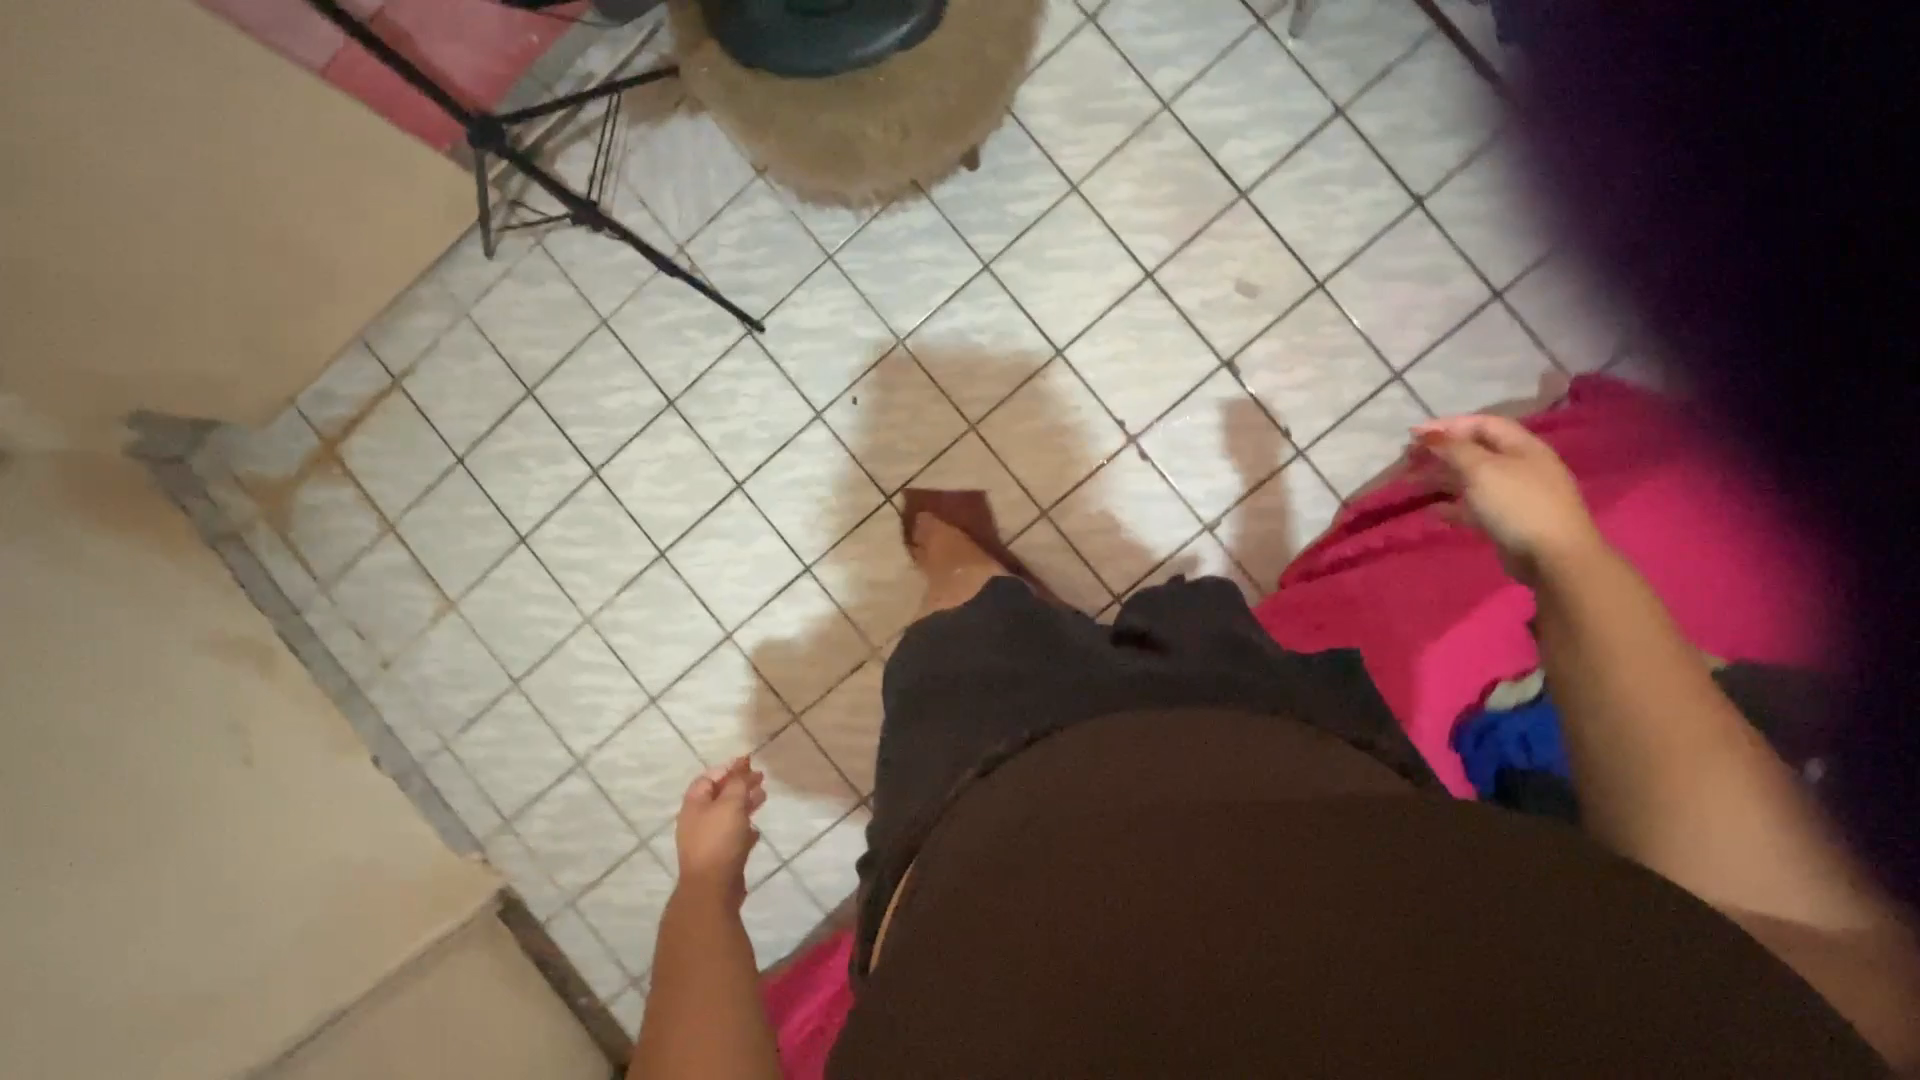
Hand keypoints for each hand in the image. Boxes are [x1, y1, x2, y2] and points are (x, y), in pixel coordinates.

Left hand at [673, 757, 766, 904]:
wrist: (712, 888)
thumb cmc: (719, 839)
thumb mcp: (730, 803)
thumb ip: (738, 782)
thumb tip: (742, 761)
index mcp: (694, 804)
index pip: (709, 778)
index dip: (728, 768)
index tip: (749, 763)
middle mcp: (696, 820)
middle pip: (719, 796)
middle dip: (739, 785)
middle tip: (761, 779)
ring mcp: (706, 840)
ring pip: (727, 816)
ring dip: (744, 805)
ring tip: (763, 799)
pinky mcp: (718, 857)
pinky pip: (732, 837)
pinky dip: (744, 829)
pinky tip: (755, 831)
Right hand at [1410, 414, 1604, 585]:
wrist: (1552, 556)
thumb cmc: (1517, 504)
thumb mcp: (1482, 469)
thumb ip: (1453, 449)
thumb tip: (1428, 434)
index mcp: (1521, 447)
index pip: (1483, 424)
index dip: (1448, 425)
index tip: (1414, 435)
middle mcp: (1520, 466)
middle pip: (1475, 451)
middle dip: (1441, 453)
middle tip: (1408, 459)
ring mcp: (1515, 495)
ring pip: (1472, 479)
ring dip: (1441, 479)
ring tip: (1411, 484)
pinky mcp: (1508, 520)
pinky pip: (1475, 507)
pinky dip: (1452, 506)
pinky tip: (1433, 512)